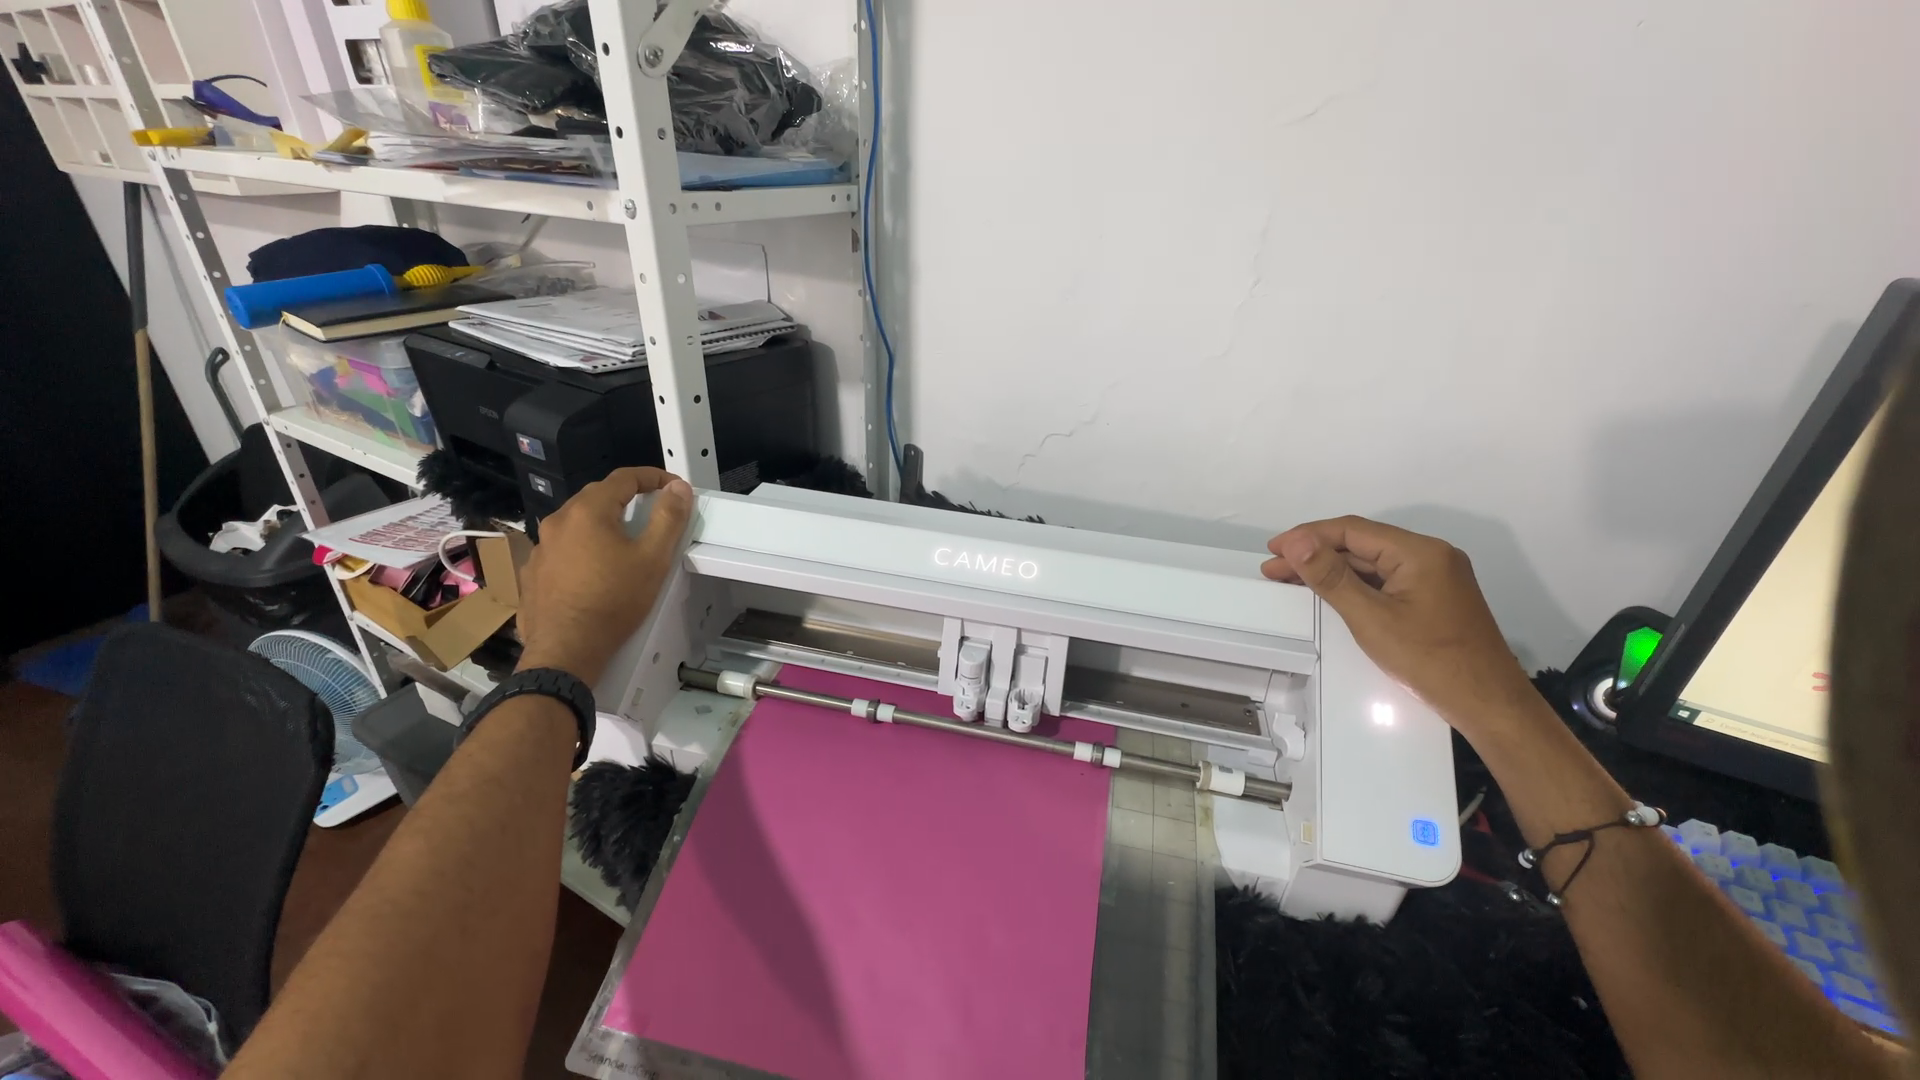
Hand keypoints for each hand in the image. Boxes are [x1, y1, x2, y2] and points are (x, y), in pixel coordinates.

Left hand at [515, 467, 693, 685]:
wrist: (566, 649)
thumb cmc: (614, 600)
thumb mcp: (653, 558)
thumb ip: (669, 517)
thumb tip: (678, 488)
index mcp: (588, 511)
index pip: (623, 478)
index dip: (653, 477)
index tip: (673, 487)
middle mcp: (558, 521)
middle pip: (596, 497)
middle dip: (627, 499)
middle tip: (652, 512)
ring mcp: (540, 548)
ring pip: (576, 524)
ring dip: (602, 524)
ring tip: (623, 544)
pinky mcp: (532, 572)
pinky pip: (562, 549)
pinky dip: (582, 549)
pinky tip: (594, 571)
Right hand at [1261, 515, 1539, 742]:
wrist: (1488, 704)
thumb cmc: (1430, 660)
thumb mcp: (1371, 618)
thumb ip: (1331, 577)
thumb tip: (1296, 542)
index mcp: (1419, 552)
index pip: (1353, 530)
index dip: (1308, 536)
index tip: (1273, 550)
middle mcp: (1430, 556)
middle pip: (1362, 544)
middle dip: (1315, 554)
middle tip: (1274, 568)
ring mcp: (1434, 577)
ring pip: (1372, 563)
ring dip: (1332, 569)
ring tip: (1291, 579)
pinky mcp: (1433, 598)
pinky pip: (1385, 580)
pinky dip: (1353, 584)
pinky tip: (1329, 593)